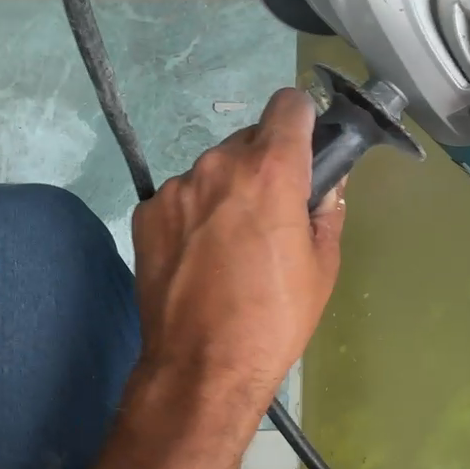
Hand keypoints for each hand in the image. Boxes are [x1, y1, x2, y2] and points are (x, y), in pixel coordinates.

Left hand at [131, 85, 346, 414]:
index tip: (301, 145)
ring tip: (226, 245)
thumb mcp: (322, 264)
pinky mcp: (144, 214)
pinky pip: (178, 199)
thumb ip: (324, 209)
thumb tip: (323, 184)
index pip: (287, 105)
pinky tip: (194, 256)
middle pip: (245, 142)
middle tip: (267, 214)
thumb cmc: (274, 318)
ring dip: (222, 191)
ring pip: (209, 172)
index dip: (299, 120)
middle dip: (261, 166)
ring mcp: (174, 189)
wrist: (201, 363)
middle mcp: (216, 166)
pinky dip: (189, 215)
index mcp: (270, 169)